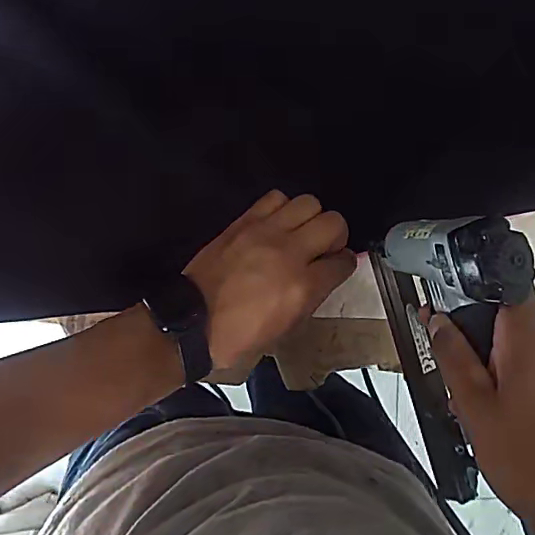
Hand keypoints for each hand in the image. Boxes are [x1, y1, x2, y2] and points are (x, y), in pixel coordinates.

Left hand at [183, 190, 356, 372]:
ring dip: (311, 218)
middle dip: (336, 236)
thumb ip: (312, 296)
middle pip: (334, 223)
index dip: (344, 265)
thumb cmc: (240, 336)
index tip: (336, 267)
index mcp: (302, 287)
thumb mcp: (286, 327)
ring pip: (309, 203)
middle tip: (323, 248)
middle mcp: (289, 253)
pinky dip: (283, 208)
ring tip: (300, 233)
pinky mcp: (244, 222)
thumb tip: (325, 275)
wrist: (191, 323)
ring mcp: (265, 233)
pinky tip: (277, 224)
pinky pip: (275, 198)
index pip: (343, 262)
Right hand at [424, 296, 534, 534]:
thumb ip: (454, 359)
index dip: (473, 292)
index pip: (505, 286)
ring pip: (526, 352)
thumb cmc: (534, 465)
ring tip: (486, 415)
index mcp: (532, 339)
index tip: (448, 315)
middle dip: (481, 345)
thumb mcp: (476, 411)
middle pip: (511, 323)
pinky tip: (513, 427)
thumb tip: (439, 321)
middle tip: (461, 385)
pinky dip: (522, 388)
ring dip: (500, 371)